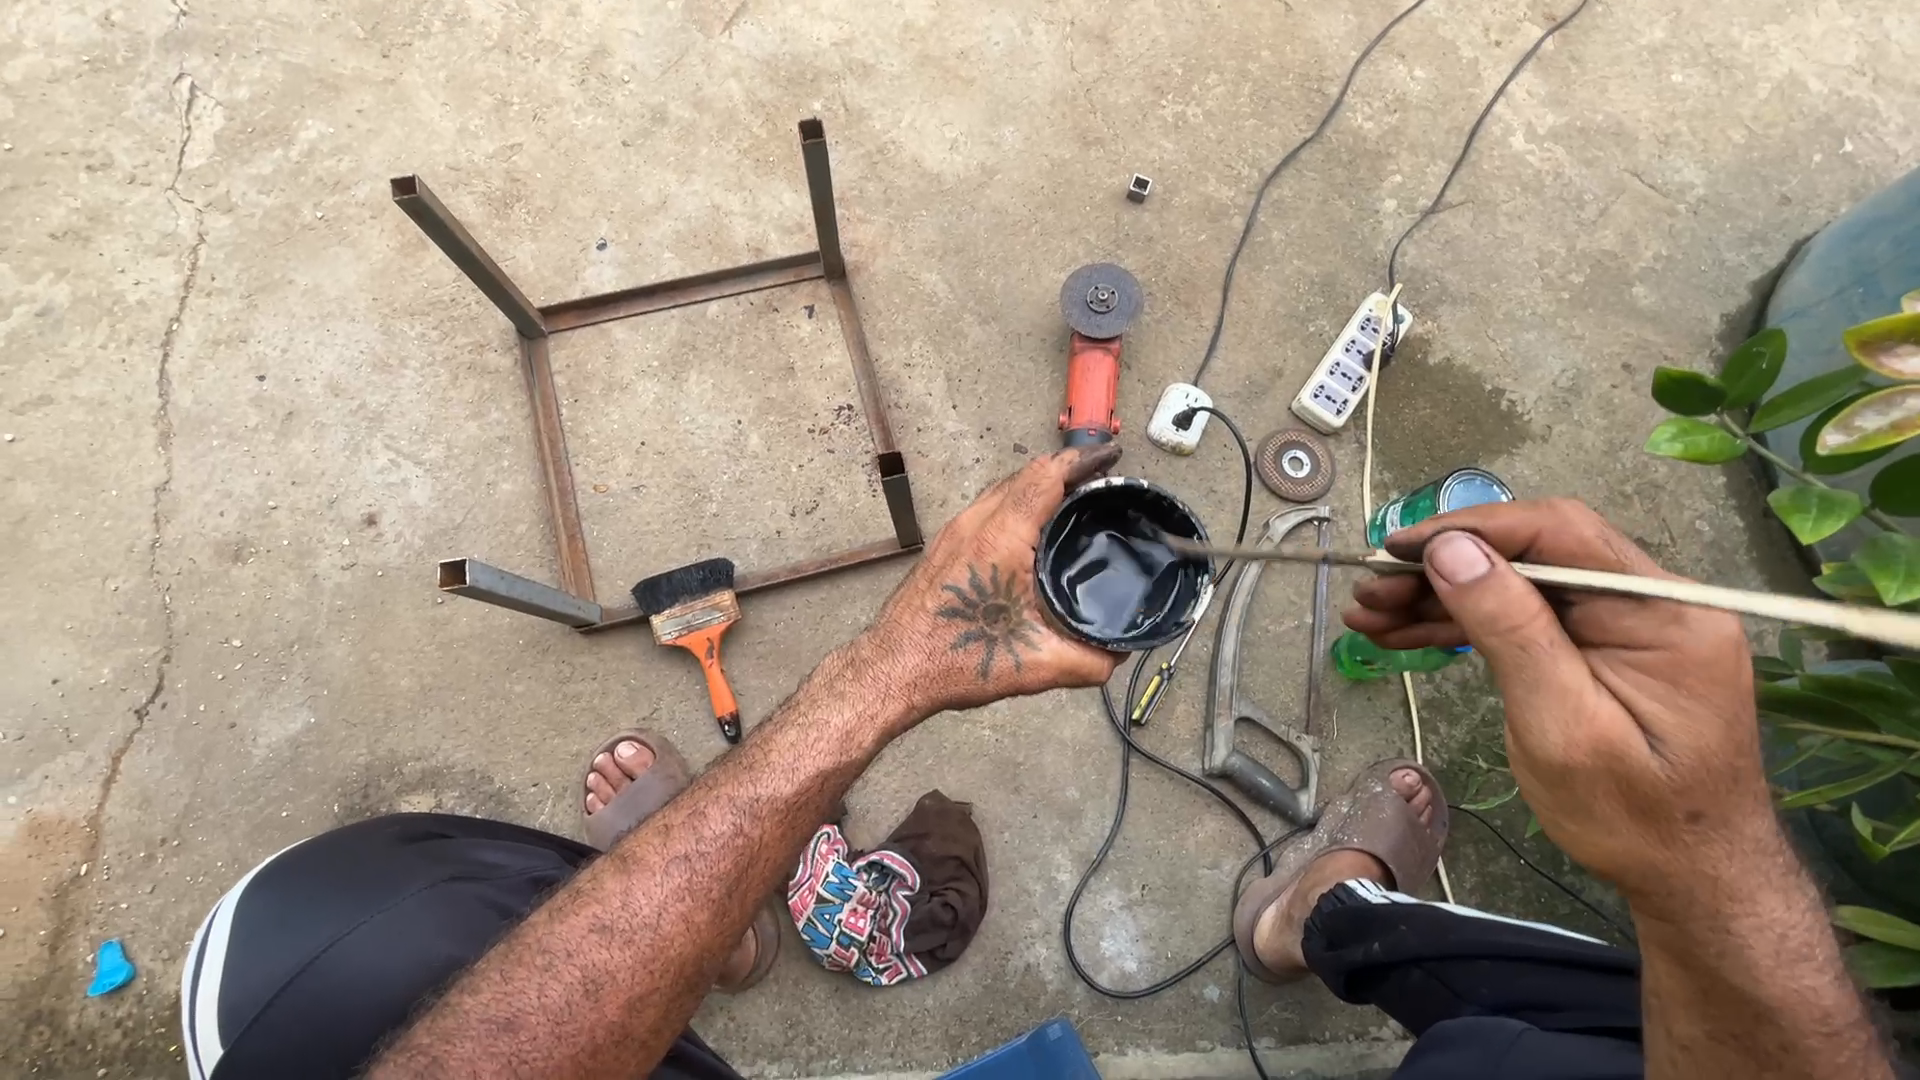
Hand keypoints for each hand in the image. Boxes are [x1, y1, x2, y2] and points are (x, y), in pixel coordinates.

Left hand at [860, 445, 1125, 721]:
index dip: (1084, 460)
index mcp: (1001, 538)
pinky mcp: (943, 546)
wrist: (893, 668)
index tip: (1111, 457)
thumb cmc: (953, 660)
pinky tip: (1029, 530)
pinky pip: (985, 508)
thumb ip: (1091, 660)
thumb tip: (1120, 652)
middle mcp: (974, 524)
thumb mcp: (1037, 666)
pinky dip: (1015, 504)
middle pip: (1026, 474)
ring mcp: (953, 532)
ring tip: (1070, 501)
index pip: (1047, 475)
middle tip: (1100, 481)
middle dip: (1067, 470)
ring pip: (1002, 489)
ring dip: (1038, 486)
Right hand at [1343, 499, 1772, 909]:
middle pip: (1524, 557)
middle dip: (1438, 568)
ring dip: (1435, 596)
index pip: (1557, 533)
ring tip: (1368, 614)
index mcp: (1662, 612)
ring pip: (1509, 586)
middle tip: (1369, 592)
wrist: (1686, 879)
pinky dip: (1455, 623)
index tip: (1397, 548)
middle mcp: (1645, 603)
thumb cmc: (1632, 816)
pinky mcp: (1590, 648)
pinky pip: (1514, 618)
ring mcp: (1617, 625)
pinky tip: (1400, 631)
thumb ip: (1510, 629)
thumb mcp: (1561, 724)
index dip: (1469, 529)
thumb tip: (1449, 550)